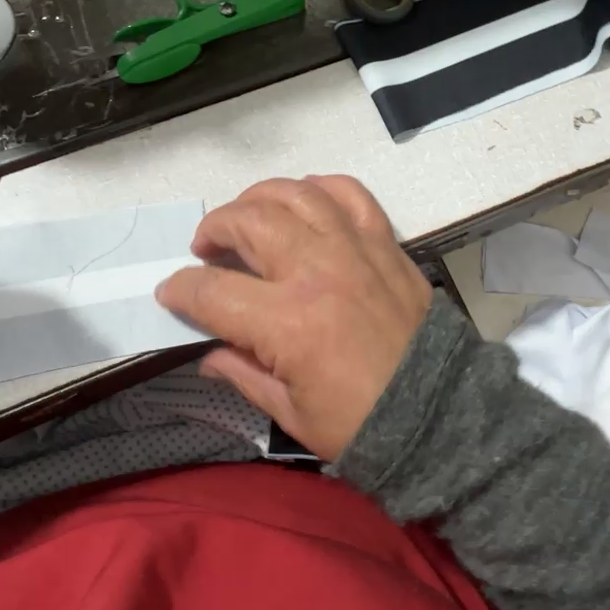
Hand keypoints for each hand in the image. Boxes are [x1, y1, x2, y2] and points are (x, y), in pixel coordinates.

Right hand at [156, 176, 431, 460]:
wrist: (438, 411)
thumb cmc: (360, 421)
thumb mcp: (289, 412)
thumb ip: (241, 372)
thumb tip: (208, 350)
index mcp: (286, 322)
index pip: (212, 290)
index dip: (180, 289)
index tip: (171, 293)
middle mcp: (316, 271)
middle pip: (248, 222)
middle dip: (213, 229)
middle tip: (206, 248)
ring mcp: (354, 249)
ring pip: (294, 194)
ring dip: (258, 198)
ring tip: (247, 217)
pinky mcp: (384, 242)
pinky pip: (350, 193)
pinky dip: (321, 187)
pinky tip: (305, 199)